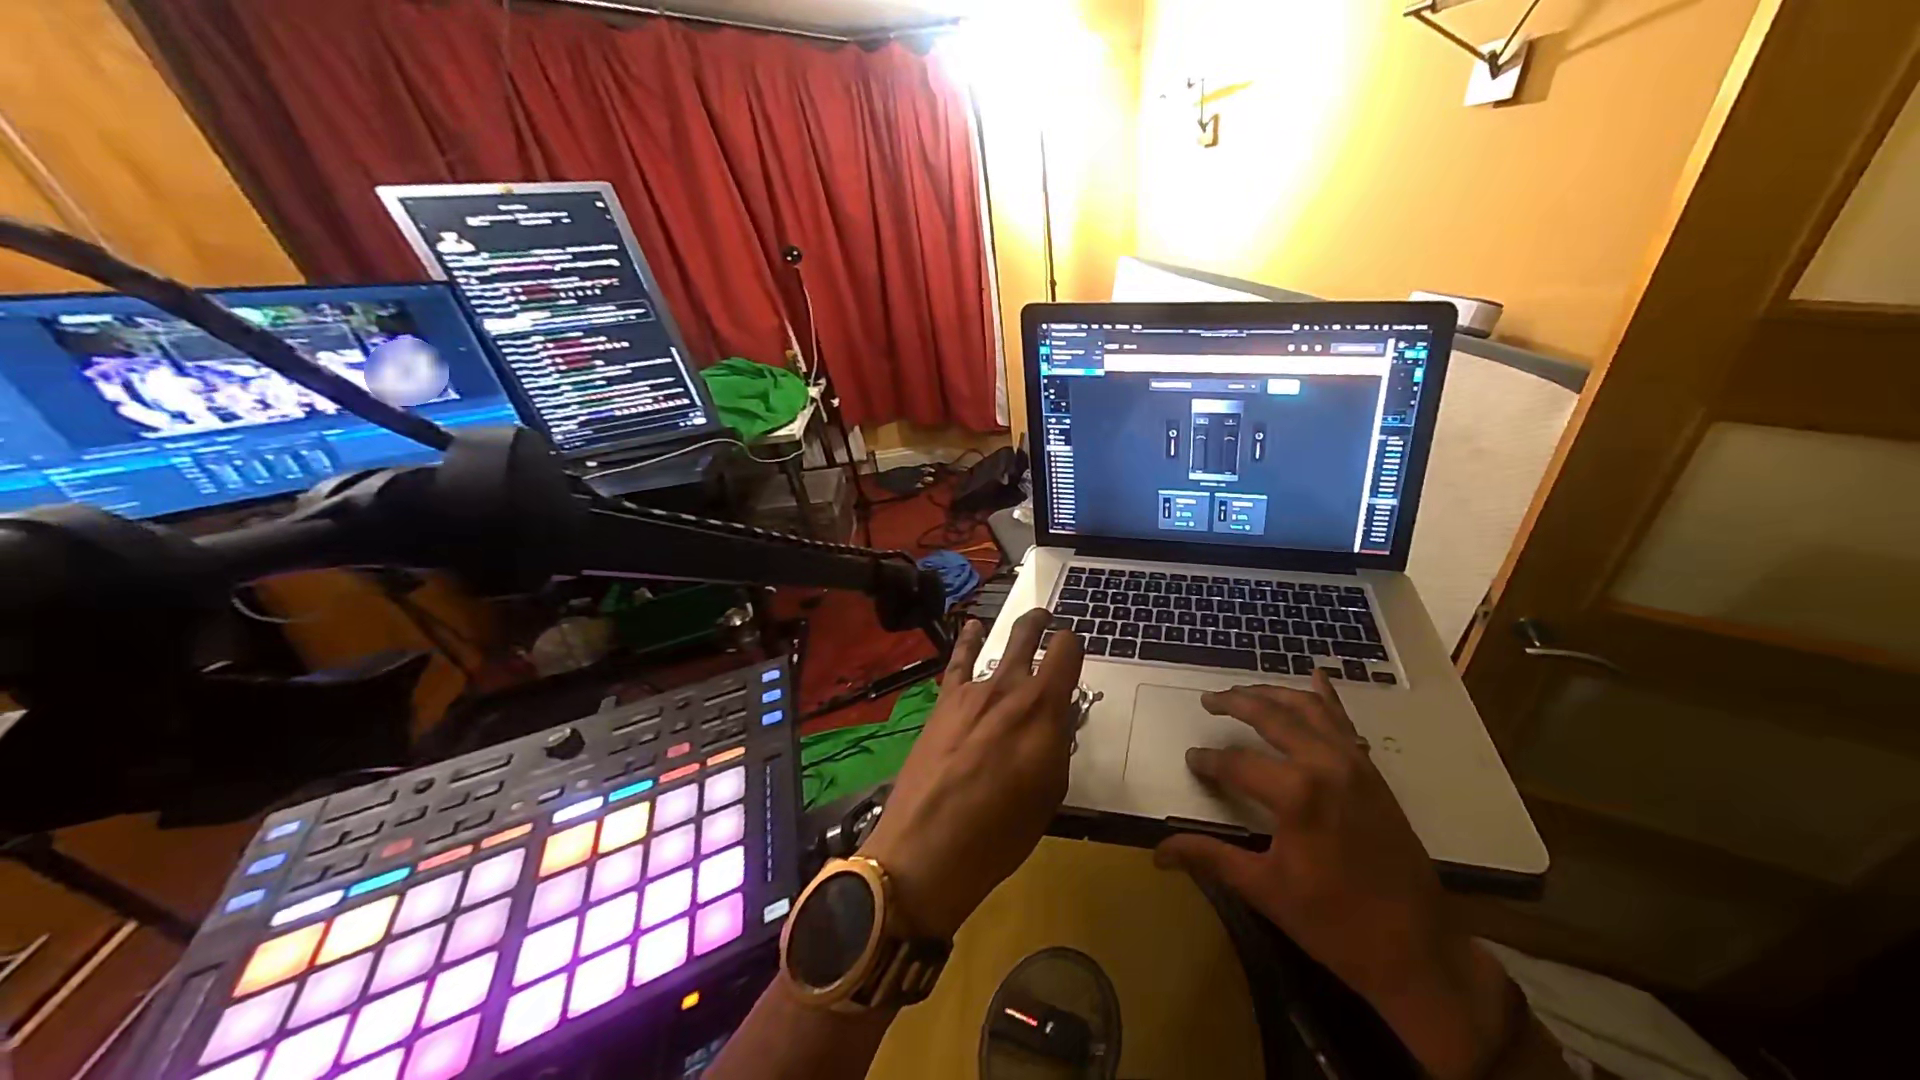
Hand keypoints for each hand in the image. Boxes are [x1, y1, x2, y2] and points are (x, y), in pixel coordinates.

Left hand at [857, 611, 1083, 937]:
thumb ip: (1056, 745)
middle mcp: (1009, 688)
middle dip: (1045, 626)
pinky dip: (968, 640)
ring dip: (1018, 633)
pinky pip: (959, 662)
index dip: (1075, 646)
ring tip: (1031, 622)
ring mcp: (972, 691)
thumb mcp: (1049, 792)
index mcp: (1043, 708)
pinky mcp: (943, 702)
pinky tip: (972, 626)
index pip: (1067, 652)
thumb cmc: (1001, 832)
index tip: (1076, 653)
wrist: (928, 847)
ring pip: (998, 646)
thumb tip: (1057, 719)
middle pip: (1031, 638)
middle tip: (1054, 624)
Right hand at [1153, 673, 1514, 1079]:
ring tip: (1245, 691)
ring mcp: (1356, 765)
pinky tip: (1316, 678)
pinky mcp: (1374, 774)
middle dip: (1236, 703)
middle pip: (1272, 717)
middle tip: (1209, 700)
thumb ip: (1210, 859)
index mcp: (1297, 793)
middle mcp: (1327, 765)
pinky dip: (1326, 699)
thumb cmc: (1335, 923)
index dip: (1209, 761)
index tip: (1191, 760)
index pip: (1236, 763)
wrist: (1418, 951)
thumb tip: (1159, 851)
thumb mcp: (1265, 889)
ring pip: (1309, 710)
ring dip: (1274, 694)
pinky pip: (1345, 723)